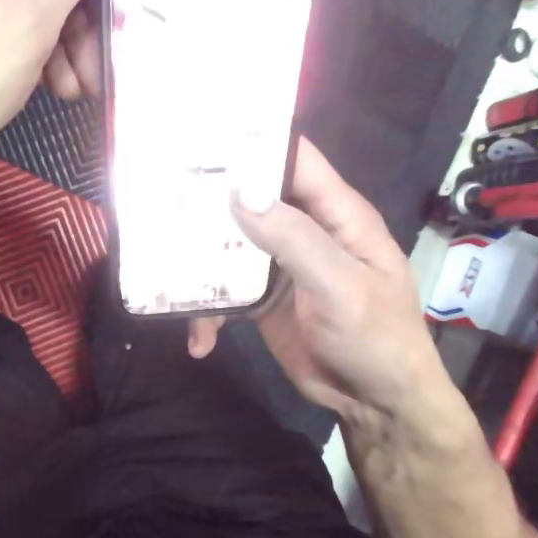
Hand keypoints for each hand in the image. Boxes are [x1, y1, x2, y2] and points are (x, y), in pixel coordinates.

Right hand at [190, 139, 460, 433]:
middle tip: (160, 194)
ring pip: (233, 244)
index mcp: (337, 215)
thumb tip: (241, 192)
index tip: (204, 134)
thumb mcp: (341, 287)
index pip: (297, 161)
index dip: (257, 144)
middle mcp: (307, 230)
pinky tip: (199, 340)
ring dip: (201, 256)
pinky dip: (210, 311)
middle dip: (213, 198)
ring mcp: (283, 264)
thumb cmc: (376, 338)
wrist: (377, 403)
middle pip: (254, 198)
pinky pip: (228, 291)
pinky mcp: (265, 299)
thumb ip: (295, 239)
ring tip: (161, 268)